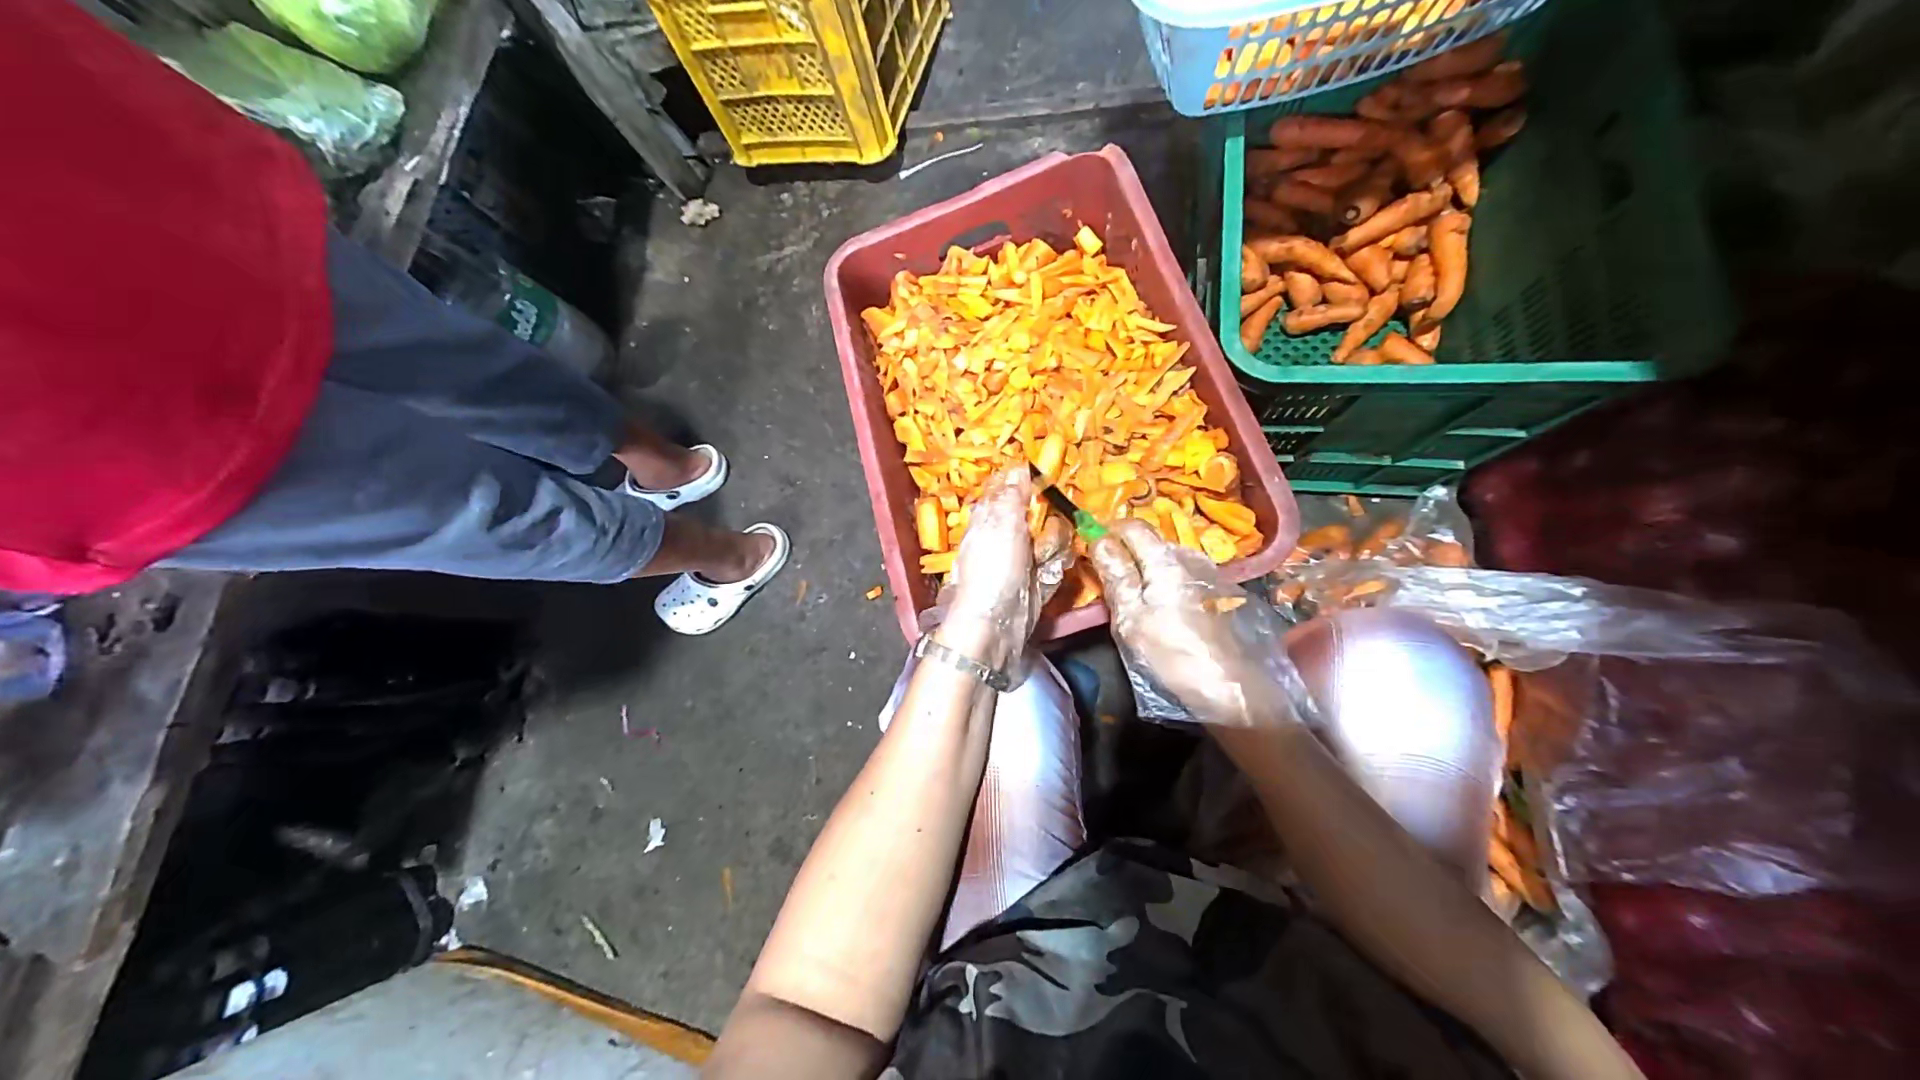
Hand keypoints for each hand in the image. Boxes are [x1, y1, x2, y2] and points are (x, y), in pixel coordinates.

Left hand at [935, 468, 1072, 670]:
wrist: (996, 626)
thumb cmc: (993, 570)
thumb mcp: (1001, 523)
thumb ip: (1012, 494)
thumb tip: (1018, 467)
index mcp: (989, 517)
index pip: (1012, 489)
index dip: (1029, 486)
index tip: (1044, 487)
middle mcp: (1005, 536)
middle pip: (1041, 514)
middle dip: (1049, 523)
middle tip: (1042, 535)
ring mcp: (1022, 560)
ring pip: (1054, 539)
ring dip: (1055, 549)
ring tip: (1043, 564)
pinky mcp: (1037, 582)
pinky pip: (1058, 565)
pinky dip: (1057, 570)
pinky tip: (1049, 577)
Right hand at [1088, 519, 1295, 726]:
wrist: (1237, 691)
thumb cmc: (1174, 655)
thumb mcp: (1131, 619)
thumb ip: (1116, 575)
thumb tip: (1099, 538)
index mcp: (1165, 558)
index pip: (1132, 526)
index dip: (1109, 532)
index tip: (1094, 553)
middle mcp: (1191, 556)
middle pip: (1152, 541)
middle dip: (1129, 553)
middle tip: (1113, 584)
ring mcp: (1212, 574)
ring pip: (1170, 559)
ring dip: (1151, 570)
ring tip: (1140, 601)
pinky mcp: (1223, 594)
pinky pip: (1187, 576)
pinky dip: (1171, 584)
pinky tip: (1169, 611)